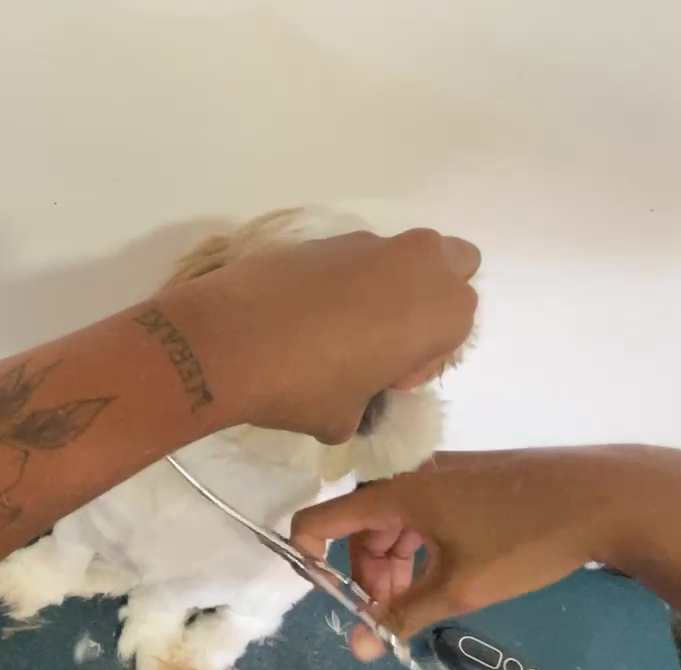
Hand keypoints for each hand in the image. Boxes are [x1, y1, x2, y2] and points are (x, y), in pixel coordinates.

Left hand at [155, 228, 480, 442]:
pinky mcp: (316, 240)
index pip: (454, 331)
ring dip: (376, 290)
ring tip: (327, 334)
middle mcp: (416, 263)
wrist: (226, 343)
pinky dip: (330, 285)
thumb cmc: (300, 385)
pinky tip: (292, 319)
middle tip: (377, 343)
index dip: (418, 362)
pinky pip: (341, 261)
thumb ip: (357, 412)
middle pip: (448, 268)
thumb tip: (343, 415)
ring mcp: (363, 244)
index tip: (382, 383)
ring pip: (392, 260)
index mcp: (442, 310)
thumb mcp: (339, 419)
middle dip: (422, 301)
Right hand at [288, 446, 680, 659]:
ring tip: (420, 599)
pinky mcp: (466, 477)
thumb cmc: (527, 540)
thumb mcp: (460, 588)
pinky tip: (446, 571)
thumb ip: (401, 617)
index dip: (308, 558)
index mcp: (392, 495)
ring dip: (392, 564)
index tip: (333, 597)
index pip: (316, 520)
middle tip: (389, 613)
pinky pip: (419, 513)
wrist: (620, 496)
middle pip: (356, 528)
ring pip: (390, 523)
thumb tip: (358, 651)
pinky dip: (418, 546)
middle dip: (363, 574)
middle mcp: (406, 478)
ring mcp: (438, 474)